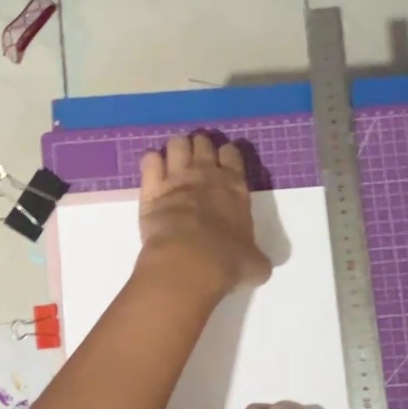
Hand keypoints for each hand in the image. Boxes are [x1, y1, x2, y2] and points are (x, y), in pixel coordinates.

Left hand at [136, 134, 270, 299]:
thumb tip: (258, 264)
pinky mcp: (151, 189)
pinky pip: (149, 160)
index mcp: (235, 187)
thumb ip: (256, 256)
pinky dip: (151, 162)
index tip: (224, 161)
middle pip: (203, 144)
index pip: (232, 154)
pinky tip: (153, 171)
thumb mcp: (255, 262)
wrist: (189, 262)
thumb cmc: (227, 262)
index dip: (227, 154)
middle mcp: (207, 175)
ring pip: (176, 144)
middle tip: (197, 162)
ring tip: (175, 162)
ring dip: (176, 150)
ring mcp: (177, 178)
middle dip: (200, 148)